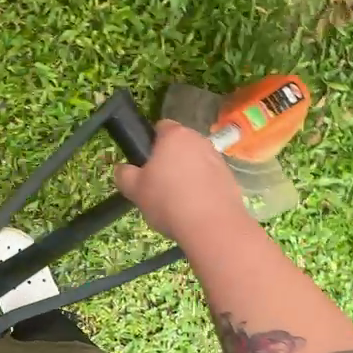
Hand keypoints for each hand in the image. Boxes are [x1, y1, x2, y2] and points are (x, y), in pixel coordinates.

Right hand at [113, 120, 250, 245]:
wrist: (211, 225)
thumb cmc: (167, 200)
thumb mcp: (134, 190)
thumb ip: (124, 175)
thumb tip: (122, 169)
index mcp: (174, 135)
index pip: (161, 127)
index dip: (152, 144)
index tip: (147, 165)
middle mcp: (199, 140)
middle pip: (180, 145)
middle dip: (170, 161)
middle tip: (158, 186)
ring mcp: (217, 158)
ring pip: (196, 162)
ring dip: (187, 175)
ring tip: (177, 202)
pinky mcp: (229, 178)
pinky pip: (209, 179)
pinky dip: (202, 189)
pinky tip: (194, 209)